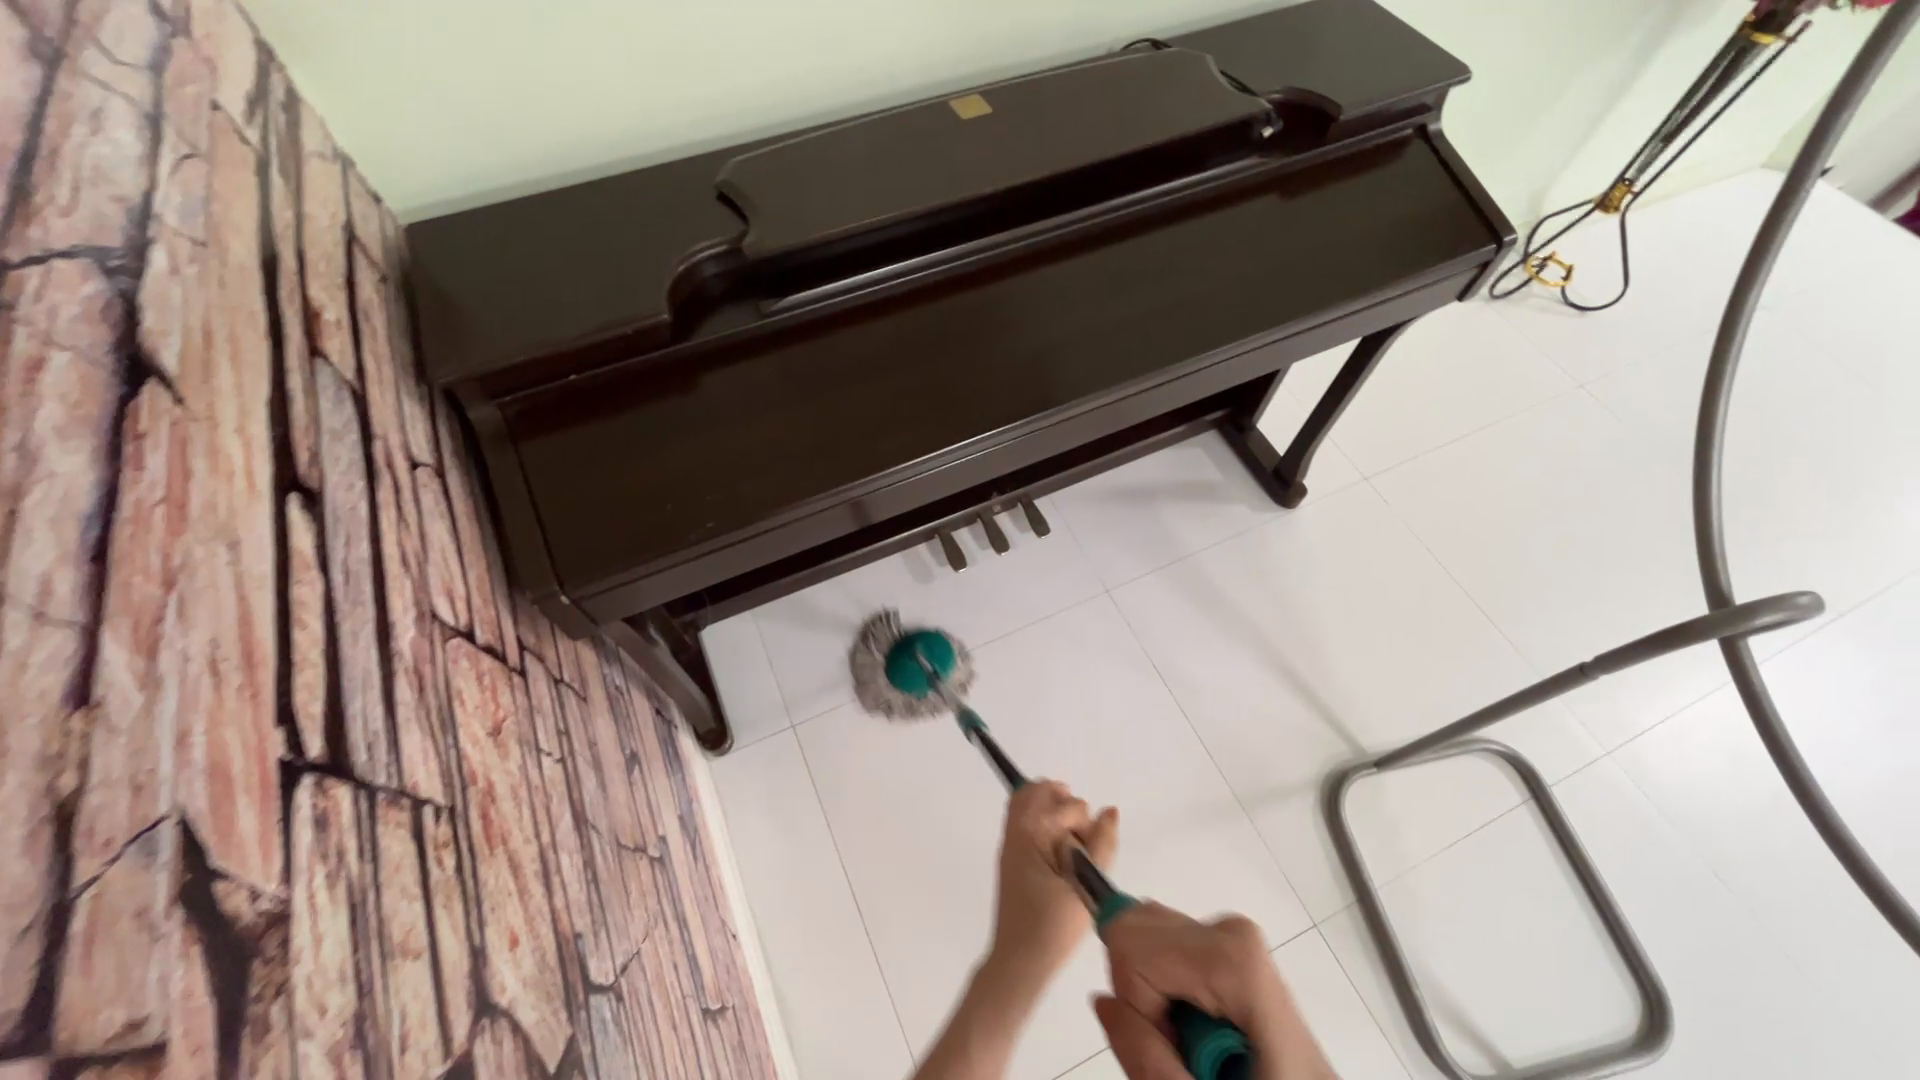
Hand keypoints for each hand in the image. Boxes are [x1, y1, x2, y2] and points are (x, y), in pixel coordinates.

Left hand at [988, 780, 1118, 978]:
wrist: (1019, 960)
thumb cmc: (1054, 926)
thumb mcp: (1087, 884)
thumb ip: (1102, 844)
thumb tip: (1109, 810)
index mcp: (1031, 830)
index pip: (1069, 805)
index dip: (1086, 824)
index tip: (1089, 852)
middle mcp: (1015, 828)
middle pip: (1041, 790)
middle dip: (1067, 806)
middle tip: (1082, 840)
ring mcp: (1009, 841)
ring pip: (1029, 801)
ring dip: (1054, 812)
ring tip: (1073, 846)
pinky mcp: (1011, 855)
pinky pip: (1023, 820)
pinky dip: (1043, 824)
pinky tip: (1060, 852)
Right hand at [1094, 903, 1336, 1079]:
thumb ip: (1148, 1059)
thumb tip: (1104, 999)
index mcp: (1235, 963)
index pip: (1134, 946)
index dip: (1137, 1005)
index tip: (1175, 1048)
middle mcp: (1233, 933)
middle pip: (1135, 929)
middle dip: (1140, 993)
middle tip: (1181, 1043)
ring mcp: (1230, 933)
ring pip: (1141, 934)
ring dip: (1151, 990)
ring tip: (1194, 1037)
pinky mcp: (1226, 941)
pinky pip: (1158, 943)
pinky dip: (1162, 984)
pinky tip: (1199, 1022)